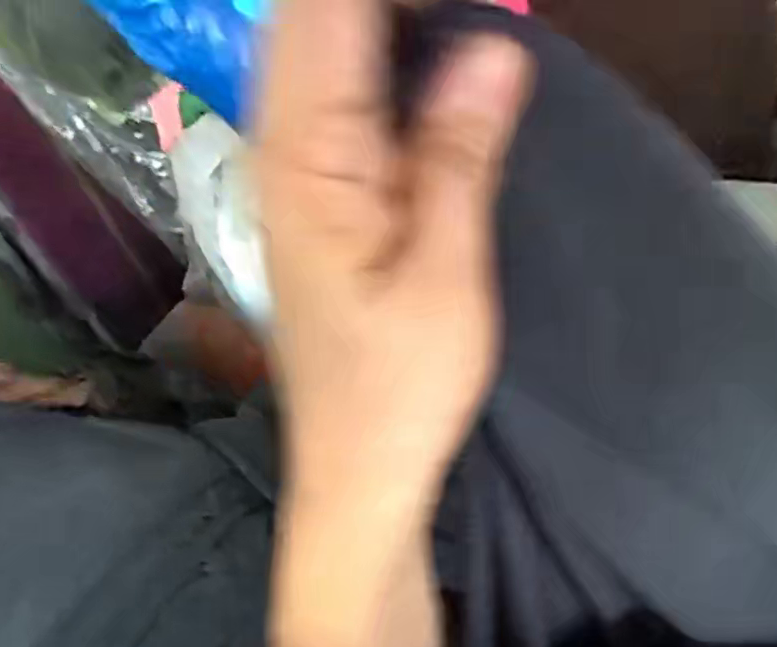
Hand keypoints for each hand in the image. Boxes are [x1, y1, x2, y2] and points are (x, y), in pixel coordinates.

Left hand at [255, 0, 530, 517]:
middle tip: (486, 27)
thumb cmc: (403, 391)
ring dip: (397, 38)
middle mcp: (281, 151)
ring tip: (475, 52)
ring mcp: (292, 181)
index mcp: (307, 157)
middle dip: (404, 12)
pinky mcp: (315, 212)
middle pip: (320, 20)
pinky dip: (391, 86)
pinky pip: (343, 113)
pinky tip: (440, 99)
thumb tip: (495, 48)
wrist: (359, 470)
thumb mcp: (447, 277)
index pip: (331, 7)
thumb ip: (460, 158)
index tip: (482, 8)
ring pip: (330, 60)